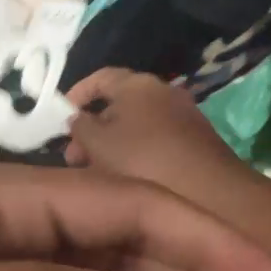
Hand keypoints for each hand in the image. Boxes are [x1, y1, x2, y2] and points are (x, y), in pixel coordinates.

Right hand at [64, 68, 241, 181]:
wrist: (210, 193)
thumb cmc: (142, 161)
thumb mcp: (95, 143)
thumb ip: (79, 126)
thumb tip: (78, 118)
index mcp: (137, 85)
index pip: (100, 77)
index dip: (77, 93)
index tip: (60, 116)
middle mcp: (163, 92)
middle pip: (117, 104)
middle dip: (91, 128)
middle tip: (73, 157)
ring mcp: (182, 116)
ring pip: (135, 125)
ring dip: (110, 145)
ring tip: (95, 173)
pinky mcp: (193, 141)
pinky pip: (153, 139)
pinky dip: (134, 153)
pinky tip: (125, 179)